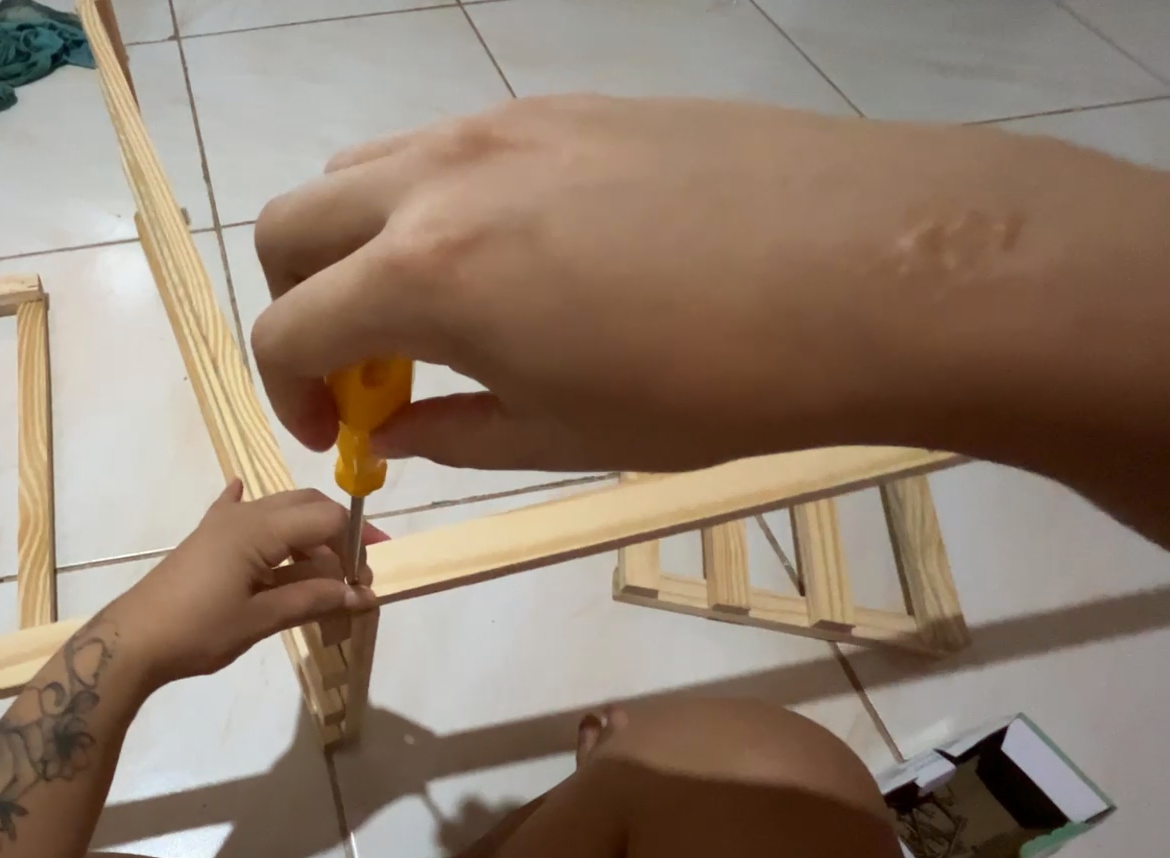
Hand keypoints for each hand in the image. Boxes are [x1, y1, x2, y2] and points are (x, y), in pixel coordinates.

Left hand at [107, 481, 380, 683]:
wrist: (133, 640)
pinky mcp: (207, 538)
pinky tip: (248, 493)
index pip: (325, 518)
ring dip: (309, 536)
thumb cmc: (198, 630)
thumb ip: (314, 600)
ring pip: (280, 513)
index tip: (367, 582)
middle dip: (339, 534)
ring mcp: (221, 523)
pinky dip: (262, 514)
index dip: (355, 545)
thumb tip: (363, 596)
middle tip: (358, 573)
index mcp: (258, 529)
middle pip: (306, 506)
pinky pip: (241, 512)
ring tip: (326, 574)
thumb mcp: (261, 619)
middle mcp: (243, 514)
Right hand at [249, 94, 1169, 472]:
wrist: (883, 270)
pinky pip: (436, 153)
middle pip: (287, 229)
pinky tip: (492, 264)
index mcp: (425, 276)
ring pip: (354, 177)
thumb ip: (445, 434)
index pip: (286, 330)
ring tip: (418, 316)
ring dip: (350, 254)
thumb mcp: (556, 437)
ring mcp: (496, 128)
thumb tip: (387, 433)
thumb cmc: (708, 385)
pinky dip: (418, 215)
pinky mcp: (557, 107)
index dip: (286, 394)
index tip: (332, 432)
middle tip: (355, 368)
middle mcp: (436, 182)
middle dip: (294, 309)